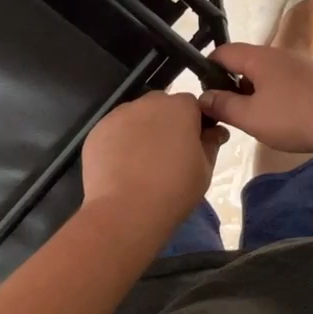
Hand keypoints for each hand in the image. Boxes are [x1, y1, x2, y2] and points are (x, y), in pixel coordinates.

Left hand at [81, 92, 226, 217]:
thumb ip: (210, 143)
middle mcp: (148, 102)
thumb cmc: (174, 190)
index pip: (191, 104)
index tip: (193, 145)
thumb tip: (215, 131)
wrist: (126, 210)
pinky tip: (121, 167)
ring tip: (141, 163)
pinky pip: (114, 131)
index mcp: (179, 107)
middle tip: (167, 155)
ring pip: (136, 117)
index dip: (194, 123)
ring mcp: (118, 115)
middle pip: (161, 106)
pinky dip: (119, 143)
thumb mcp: (204, 170)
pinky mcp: (97, 131)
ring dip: (141, 131)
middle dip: (166, 123)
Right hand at [197, 43, 312, 153]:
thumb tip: (203, 97)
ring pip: (266, 73)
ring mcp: (300, 64)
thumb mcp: (250, 116)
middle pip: (245, 62)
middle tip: (228, 109)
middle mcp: (279, 54)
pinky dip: (274, 94)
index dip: (208, 68)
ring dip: (254, 90)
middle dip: (232, 83)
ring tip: (253, 116)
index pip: (224, 52)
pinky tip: (278, 115)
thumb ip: (223, 106)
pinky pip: (284, 80)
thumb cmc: (292, 116)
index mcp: (259, 57)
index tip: (205, 91)